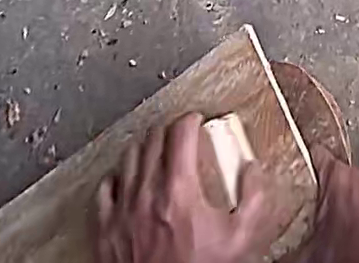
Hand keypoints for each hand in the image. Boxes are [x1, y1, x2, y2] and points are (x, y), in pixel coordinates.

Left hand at [94, 114, 274, 262]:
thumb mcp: (239, 239)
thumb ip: (253, 198)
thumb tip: (252, 168)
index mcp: (179, 190)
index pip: (181, 132)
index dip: (192, 119)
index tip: (199, 121)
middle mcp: (146, 194)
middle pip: (153, 139)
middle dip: (170, 130)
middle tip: (182, 135)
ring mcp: (122, 212)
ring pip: (129, 157)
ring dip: (145, 148)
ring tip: (157, 151)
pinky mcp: (105, 231)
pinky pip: (105, 188)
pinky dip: (117, 177)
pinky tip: (128, 180)